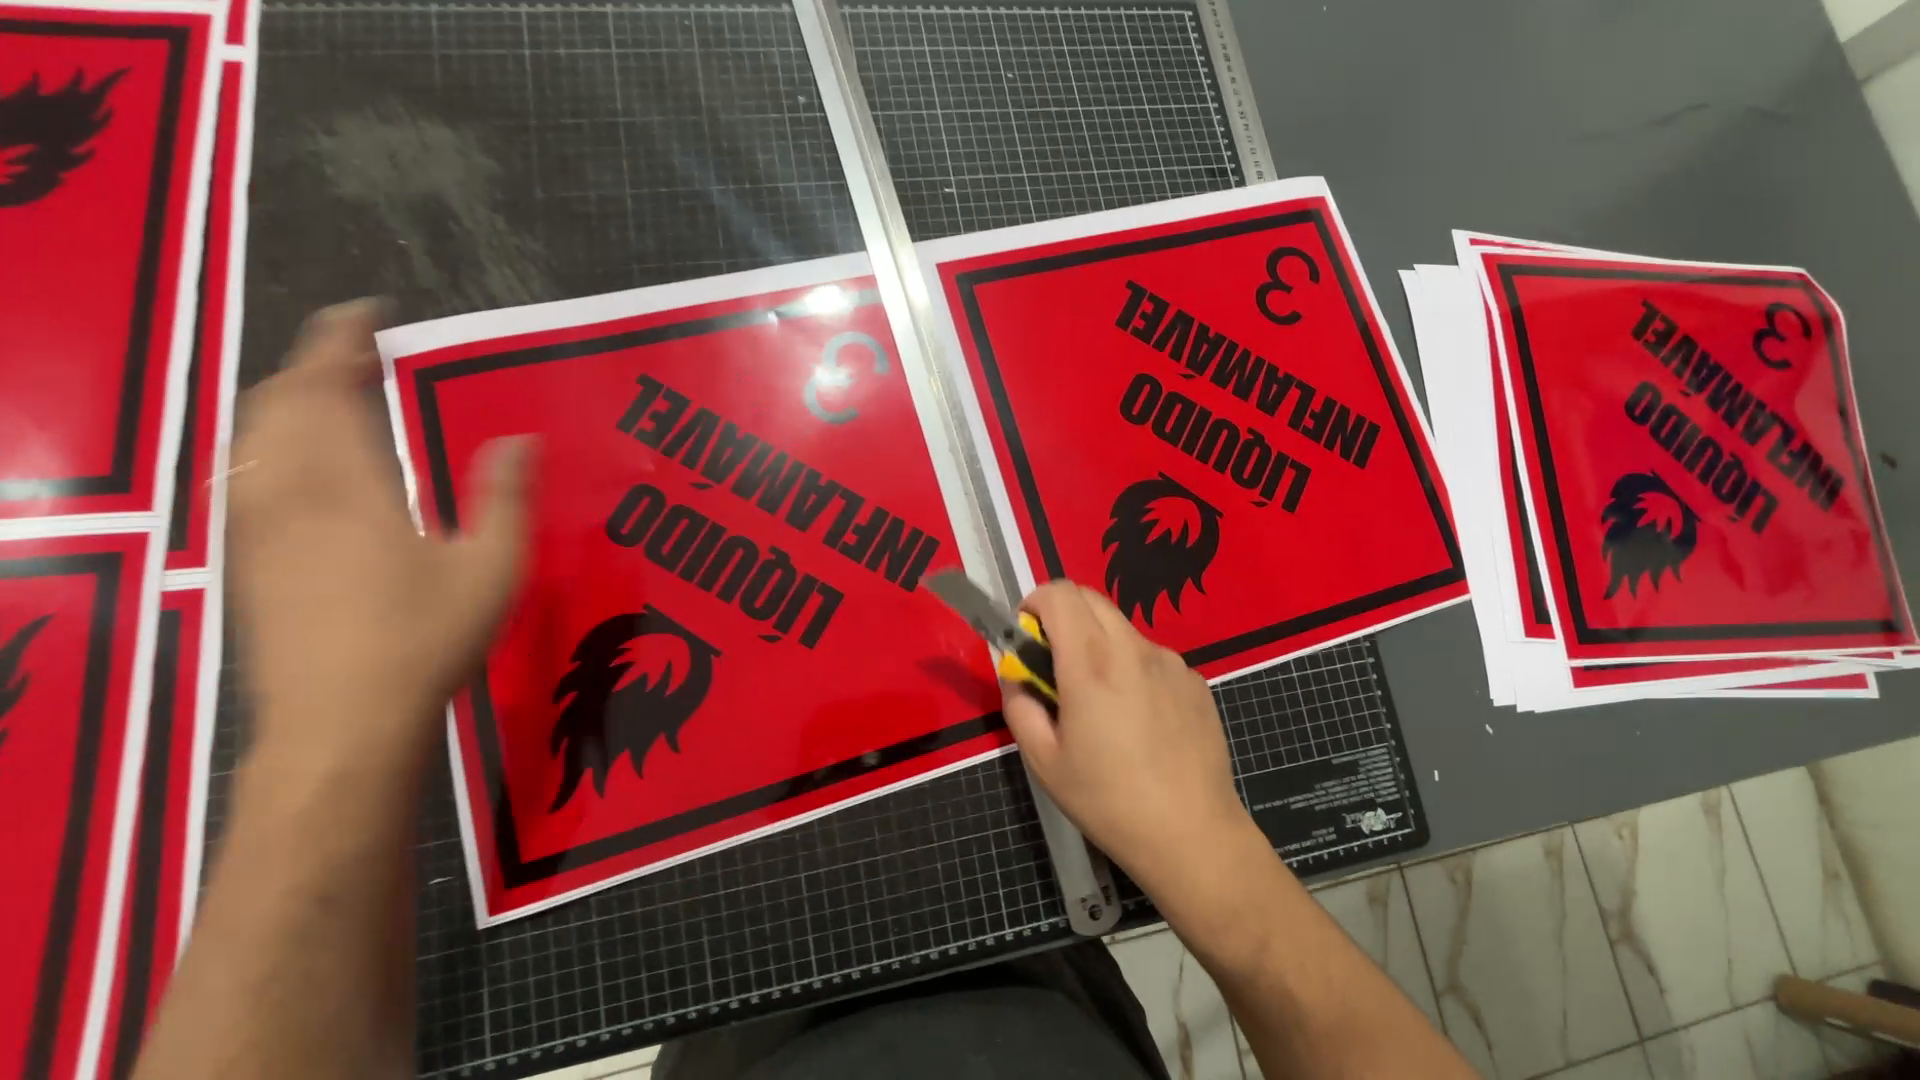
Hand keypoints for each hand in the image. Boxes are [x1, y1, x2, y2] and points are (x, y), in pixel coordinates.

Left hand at [228, 299, 533, 767]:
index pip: (325, 385)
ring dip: (287, 399)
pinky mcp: (245, 557)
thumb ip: (504, 496)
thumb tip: (520, 438)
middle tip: (358, 355)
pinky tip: (303, 463)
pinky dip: (272, 442)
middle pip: (277, 399)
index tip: (371, 315)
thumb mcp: (492, 569)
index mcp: (347, 483)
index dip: (341, 339)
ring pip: (253, 435)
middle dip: (312, 362)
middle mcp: (287, 491)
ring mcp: (256, 526)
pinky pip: (247, 473)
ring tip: (332, 397)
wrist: (340, 721)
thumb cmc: (426, 640)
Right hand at [1002, 582, 1257, 894]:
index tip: (1026, 637)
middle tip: (1053, 665)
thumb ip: (1019, 705)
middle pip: (1090, 599)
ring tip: (1100, 702)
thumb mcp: (1043, 760)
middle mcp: (1133, 649)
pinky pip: (1152, 658)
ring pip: (1122, 629)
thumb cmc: (1107, 800)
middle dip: (1063, 616)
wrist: (1191, 834)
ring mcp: (1171, 662)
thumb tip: (1016, 676)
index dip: (1033, 603)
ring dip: (1098, 644)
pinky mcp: (1195, 681)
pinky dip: (1132, 669)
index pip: (1058, 593)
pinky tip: (1139, 722)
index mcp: (1090, 663)